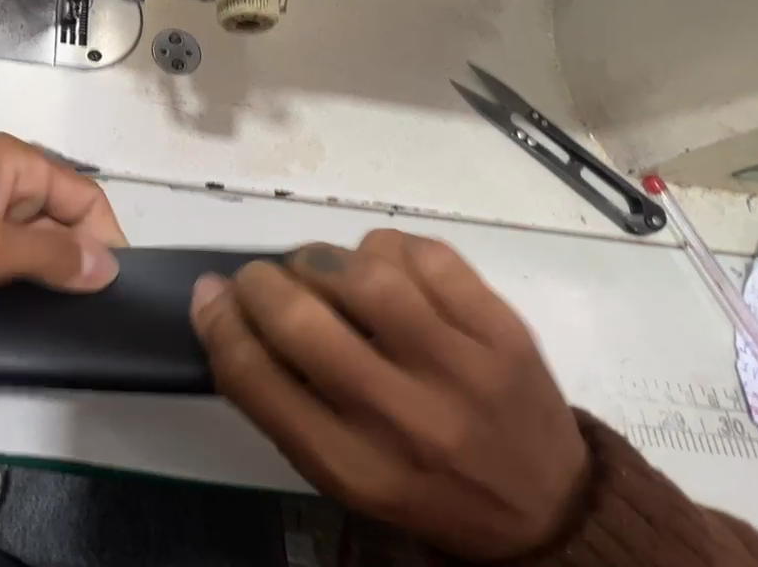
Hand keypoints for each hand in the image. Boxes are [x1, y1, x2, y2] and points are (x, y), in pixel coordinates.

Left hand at [0, 134, 125, 318]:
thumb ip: (52, 257)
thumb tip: (109, 266)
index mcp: (12, 163)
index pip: (83, 196)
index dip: (105, 240)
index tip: (117, 295)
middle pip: (58, 223)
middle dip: (75, 265)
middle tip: (94, 324)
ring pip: (27, 250)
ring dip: (41, 283)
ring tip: (65, 331)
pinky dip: (8, 292)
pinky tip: (22, 327)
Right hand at [190, 231, 588, 560]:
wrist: (547, 509)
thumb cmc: (413, 481)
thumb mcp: (332, 465)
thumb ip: (269, 388)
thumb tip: (213, 297)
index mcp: (355, 467)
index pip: (254, 377)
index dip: (217, 321)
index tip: (210, 295)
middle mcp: (408, 420)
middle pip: (300, 320)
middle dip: (259, 283)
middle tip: (260, 282)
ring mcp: (465, 369)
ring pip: (360, 273)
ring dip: (319, 261)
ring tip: (322, 276)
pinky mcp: (504, 328)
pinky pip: (420, 252)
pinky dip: (381, 248)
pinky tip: (383, 273)